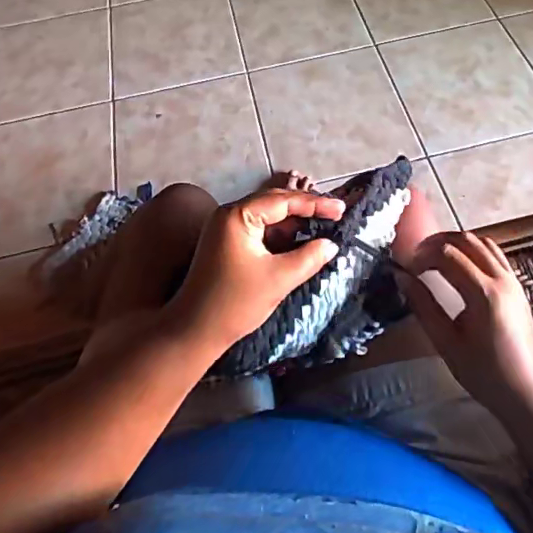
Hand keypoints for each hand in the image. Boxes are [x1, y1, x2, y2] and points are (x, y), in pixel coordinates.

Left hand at [167, 188, 343, 352]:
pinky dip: (281, 233)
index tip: (341, 210)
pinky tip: (300, 239)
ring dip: (294, 221)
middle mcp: (229, 214)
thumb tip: (331, 244)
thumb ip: (309, 257)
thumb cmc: (234, 303)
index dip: (315, 204)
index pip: (283, 201)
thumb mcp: (279, 279)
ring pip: (268, 216)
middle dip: (306, 208)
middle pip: (275, 202)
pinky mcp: (227, 243)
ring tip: (324, 224)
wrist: (192, 332)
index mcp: (238, 215)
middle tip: (336, 213)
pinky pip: (260, 229)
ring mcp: (226, 228)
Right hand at [400, 232, 532, 420]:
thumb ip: (423, 306)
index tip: (406, 268)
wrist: (527, 392)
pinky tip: (459, 266)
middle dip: (437, 242)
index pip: (447, 255)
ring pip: (482, 242)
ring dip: (456, 242)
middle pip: (466, 240)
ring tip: (434, 258)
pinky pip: (494, 254)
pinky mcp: (517, 286)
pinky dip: (473, 250)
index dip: (422, 255)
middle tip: (416, 258)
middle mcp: (501, 278)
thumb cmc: (485, 374)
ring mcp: (513, 280)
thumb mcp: (446, 342)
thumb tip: (401, 277)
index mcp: (483, 293)